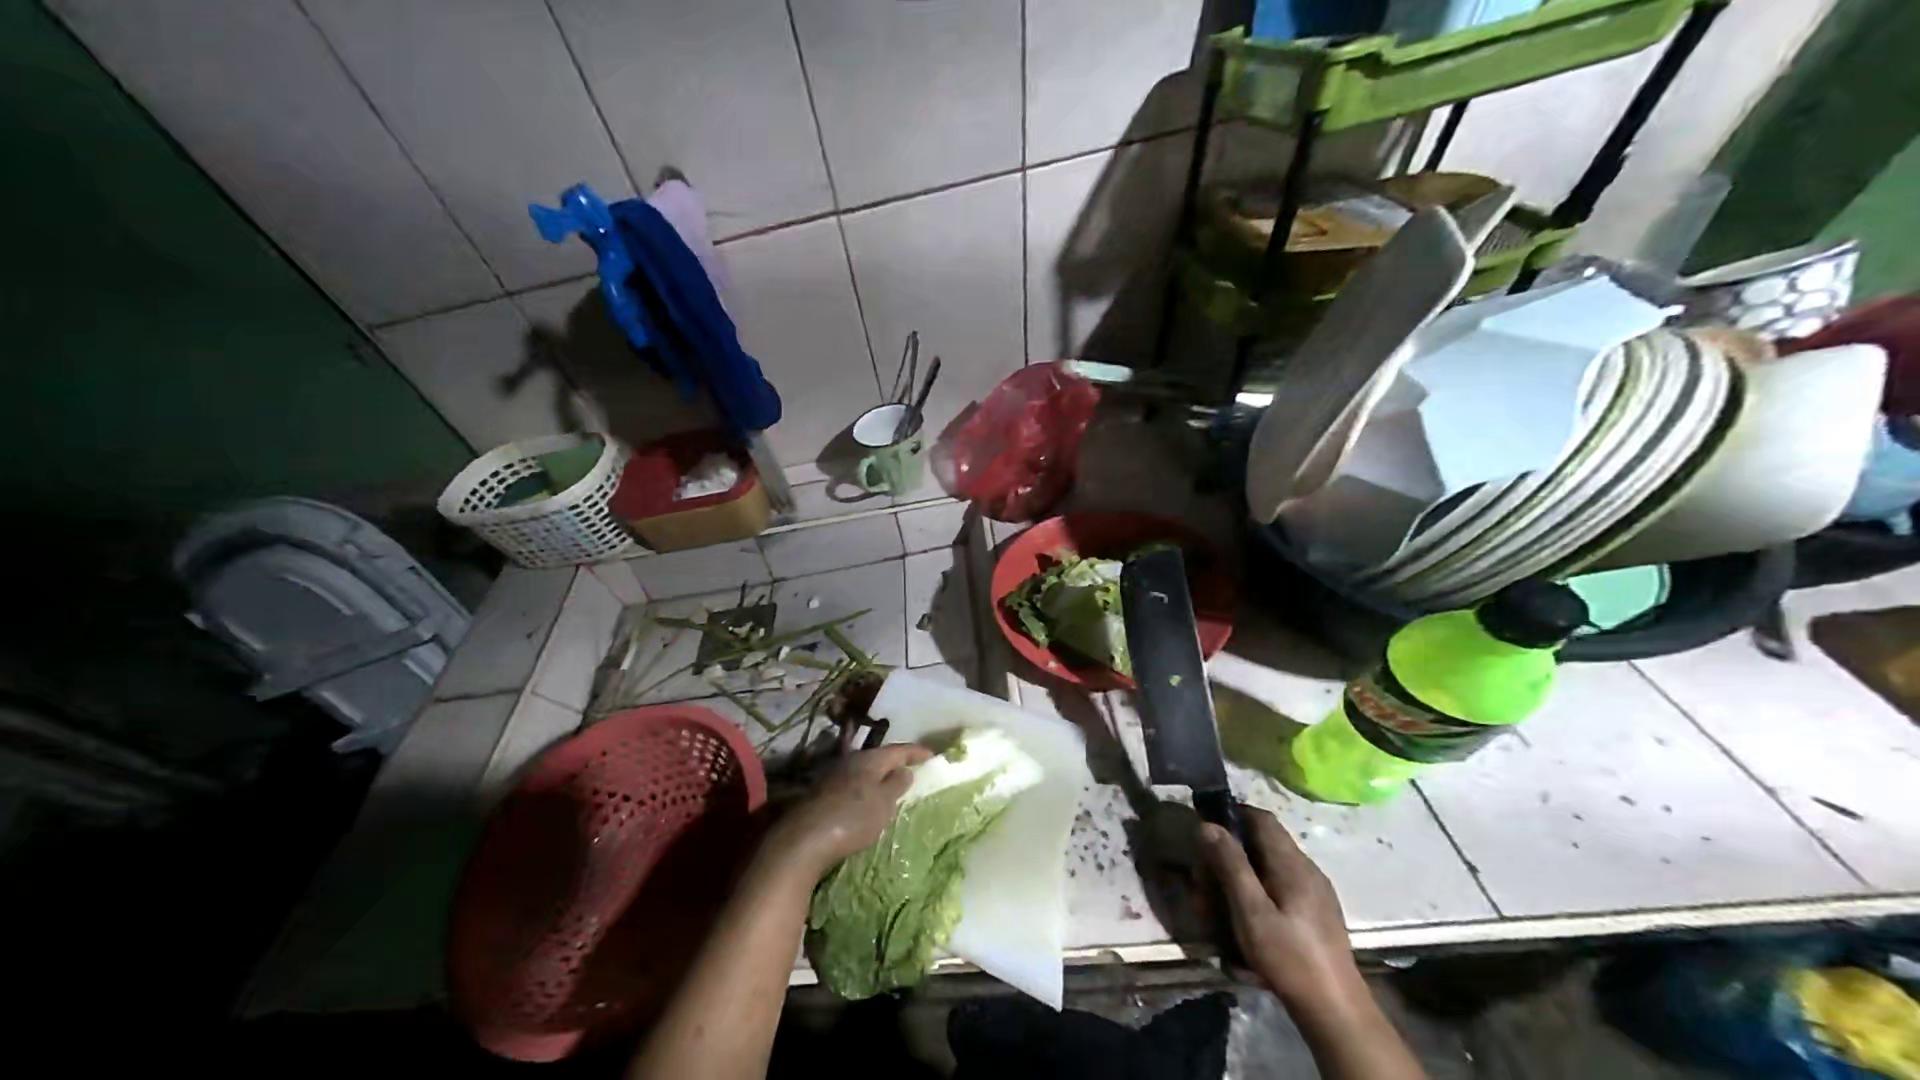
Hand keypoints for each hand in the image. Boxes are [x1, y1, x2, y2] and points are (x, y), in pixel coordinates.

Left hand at [769, 744, 931, 880]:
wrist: (803, 839)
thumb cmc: (852, 818)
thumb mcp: (883, 804)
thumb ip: (896, 785)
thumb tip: (904, 770)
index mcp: (869, 759)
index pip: (898, 749)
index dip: (916, 752)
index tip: (932, 754)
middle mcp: (850, 760)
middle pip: (878, 757)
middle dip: (895, 762)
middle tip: (911, 768)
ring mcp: (832, 776)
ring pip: (862, 770)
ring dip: (878, 776)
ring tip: (890, 785)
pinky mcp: (821, 793)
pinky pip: (851, 784)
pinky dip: (863, 788)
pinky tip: (865, 800)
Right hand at [1200, 807, 1362, 1008]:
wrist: (1335, 1011)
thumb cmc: (1289, 956)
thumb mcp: (1250, 911)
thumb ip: (1230, 865)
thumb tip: (1208, 825)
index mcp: (1293, 863)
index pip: (1262, 818)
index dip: (1233, 814)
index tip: (1205, 826)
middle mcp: (1307, 870)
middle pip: (1263, 844)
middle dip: (1230, 855)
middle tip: (1205, 880)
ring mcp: (1316, 893)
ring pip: (1270, 869)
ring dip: (1241, 879)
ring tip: (1220, 908)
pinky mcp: (1317, 914)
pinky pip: (1281, 890)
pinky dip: (1257, 895)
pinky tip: (1246, 925)